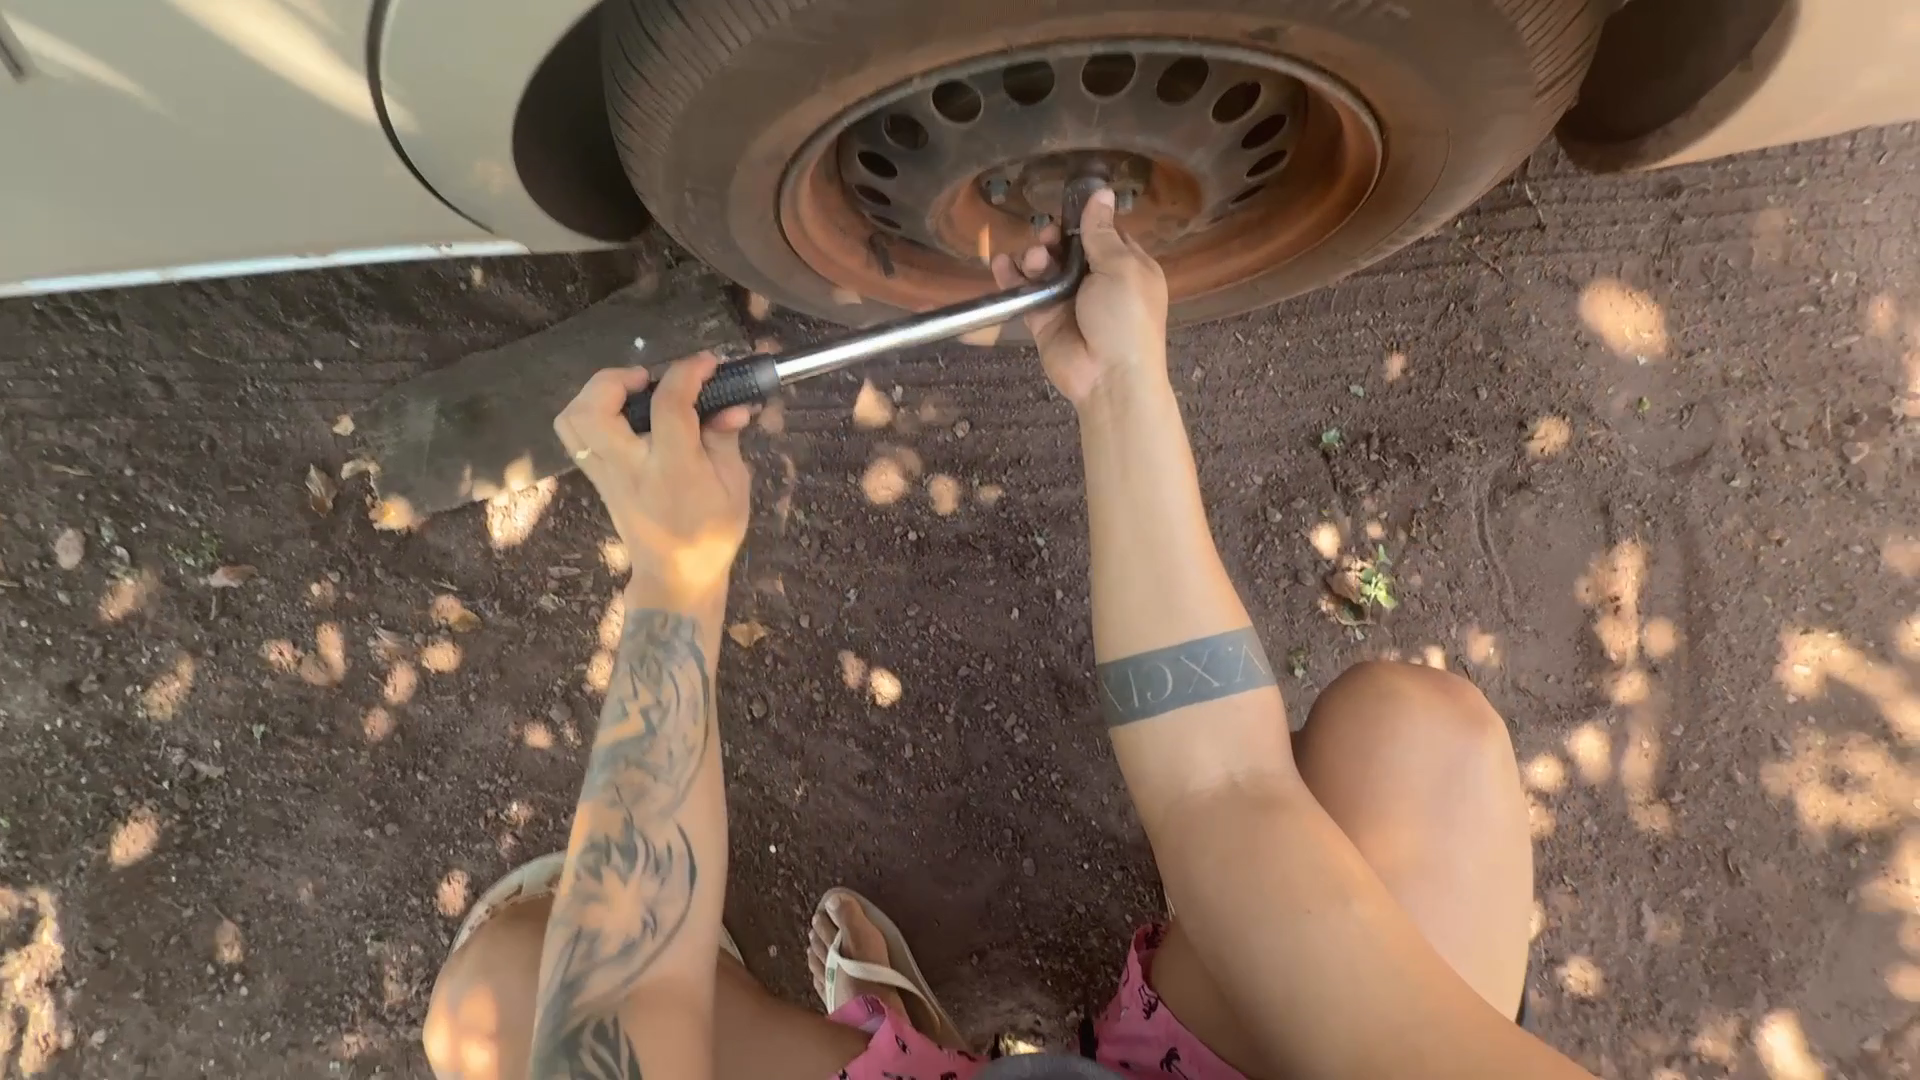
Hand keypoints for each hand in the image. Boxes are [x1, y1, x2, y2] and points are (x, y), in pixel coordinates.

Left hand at [553, 353, 751, 605]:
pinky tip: (623, 414)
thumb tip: (730, 405)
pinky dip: (591, 412)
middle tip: (648, 378)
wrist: (676, 575)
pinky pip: (576, 435)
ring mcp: (605, 474)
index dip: (688, 373)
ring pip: (572, 420)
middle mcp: (630, 468)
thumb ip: (725, 439)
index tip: (708, 362)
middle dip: (616, 378)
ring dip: (596, 393)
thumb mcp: (735, 486)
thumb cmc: (712, 533)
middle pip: (594, 409)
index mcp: (673, 470)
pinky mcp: (596, 478)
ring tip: (630, 392)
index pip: (669, 405)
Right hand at [991, 187, 1169, 408]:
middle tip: (1048, 240)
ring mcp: (1068, 302)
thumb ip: (1102, 232)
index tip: (1068, 210)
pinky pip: (1025, 293)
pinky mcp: (1044, 320)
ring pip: (1044, 268)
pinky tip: (1002, 264)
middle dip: (1055, 239)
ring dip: (1034, 257)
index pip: (1104, 234)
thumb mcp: (1121, 267)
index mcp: (1127, 267)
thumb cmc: (1126, 319)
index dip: (1085, 221)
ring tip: (1034, 260)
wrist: (1109, 377)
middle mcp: (1097, 283)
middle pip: (1068, 248)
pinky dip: (1011, 278)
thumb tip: (1102, 193)